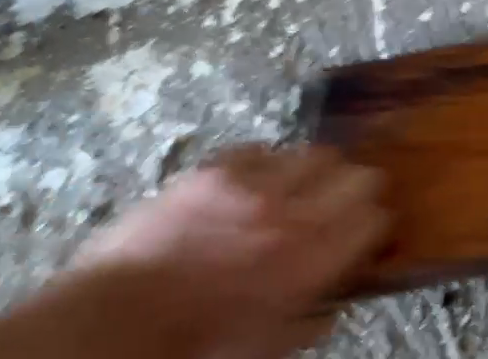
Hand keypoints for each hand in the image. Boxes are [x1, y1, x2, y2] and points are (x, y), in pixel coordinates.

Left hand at [73, 143, 390, 358]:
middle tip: (340, 203)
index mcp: (310, 263)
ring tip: (294, 190)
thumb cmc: (192, 344)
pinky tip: (251, 186)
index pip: (375, 216)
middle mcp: (292, 215)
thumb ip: (310, 320)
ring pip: (316, 154)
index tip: (367, 227)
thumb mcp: (264, 348)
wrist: (112, 323)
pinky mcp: (218, 168)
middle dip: (355, 189)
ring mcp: (255, 185)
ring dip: (312, 173)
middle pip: (359, 175)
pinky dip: (265, 164)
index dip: (375, 222)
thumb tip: (337, 303)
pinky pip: (264, 148)